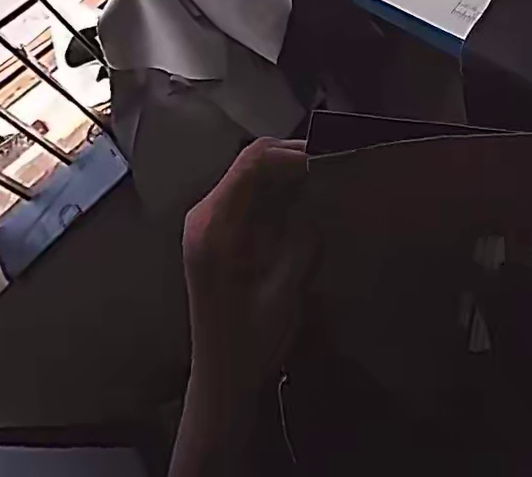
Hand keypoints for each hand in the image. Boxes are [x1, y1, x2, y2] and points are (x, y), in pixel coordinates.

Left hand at [182, 137, 314, 393]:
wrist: (221, 377)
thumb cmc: (250, 341)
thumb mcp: (284, 293)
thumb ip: (301, 244)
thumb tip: (315, 209)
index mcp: (215, 227)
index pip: (250, 165)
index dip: (288, 155)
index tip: (322, 160)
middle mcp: (204, 215)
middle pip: (248, 162)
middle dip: (288, 158)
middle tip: (327, 163)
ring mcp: (206, 220)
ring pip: (248, 173)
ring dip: (282, 170)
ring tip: (318, 176)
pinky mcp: (215, 229)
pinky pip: (246, 190)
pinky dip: (273, 186)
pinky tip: (298, 197)